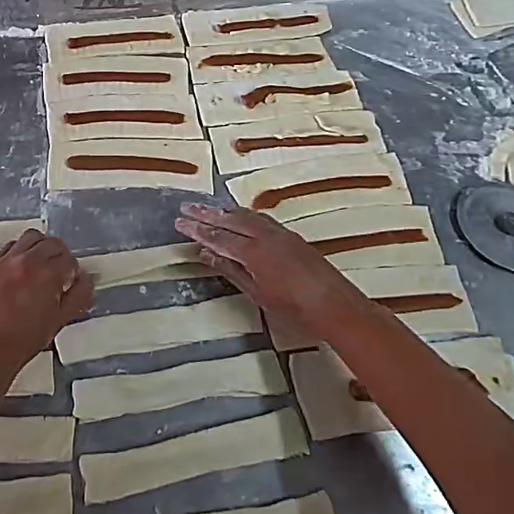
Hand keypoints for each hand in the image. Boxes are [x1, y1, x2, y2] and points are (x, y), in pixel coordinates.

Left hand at [0, 230, 92, 378]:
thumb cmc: (24, 339)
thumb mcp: (61, 319)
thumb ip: (79, 295)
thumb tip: (86, 279)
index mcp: (47, 273)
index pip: (70, 260)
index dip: (73, 272)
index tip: (70, 282)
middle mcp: (27, 261)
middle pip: (53, 243)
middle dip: (61, 256)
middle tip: (60, 272)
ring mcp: (6, 261)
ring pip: (31, 237)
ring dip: (41, 247)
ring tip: (42, 264)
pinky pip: (10, 246)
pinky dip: (21, 251)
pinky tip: (22, 267)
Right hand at [174, 204, 368, 339]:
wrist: (333, 303)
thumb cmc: (293, 307)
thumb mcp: (256, 293)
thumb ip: (231, 270)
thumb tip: (206, 254)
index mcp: (252, 251)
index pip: (217, 236)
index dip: (197, 228)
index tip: (179, 221)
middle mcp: (265, 236)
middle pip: (230, 220)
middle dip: (206, 213)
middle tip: (186, 206)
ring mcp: (280, 234)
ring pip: (246, 216)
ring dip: (225, 211)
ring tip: (209, 208)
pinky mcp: (291, 236)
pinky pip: (261, 218)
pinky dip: (244, 214)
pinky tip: (241, 217)